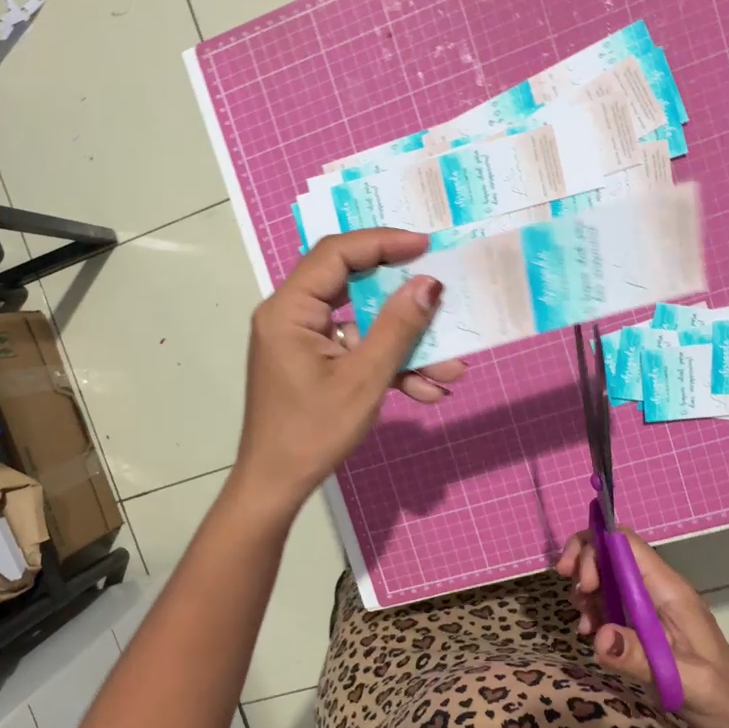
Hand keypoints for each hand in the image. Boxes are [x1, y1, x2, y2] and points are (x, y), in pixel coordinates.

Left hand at [234, 229, 465, 508]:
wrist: (277, 484)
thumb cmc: (312, 432)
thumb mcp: (363, 380)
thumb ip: (397, 328)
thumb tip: (429, 284)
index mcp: (290, 310)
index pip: (337, 254)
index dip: (383, 243)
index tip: (426, 245)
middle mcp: (292, 316)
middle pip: (353, 284)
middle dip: (403, 296)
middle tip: (442, 291)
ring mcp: (304, 341)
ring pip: (362, 324)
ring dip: (406, 343)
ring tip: (451, 363)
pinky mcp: (315, 364)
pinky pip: (356, 351)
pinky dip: (389, 366)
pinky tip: (428, 389)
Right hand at [556, 528, 728, 727]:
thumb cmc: (717, 694)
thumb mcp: (679, 679)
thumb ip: (637, 657)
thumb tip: (599, 637)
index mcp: (670, 590)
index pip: (627, 544)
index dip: (595, 548)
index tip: (579, 580)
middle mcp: (658, 589)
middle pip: (612, 553)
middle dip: (585, 565)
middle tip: (576, 600)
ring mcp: (651, 604)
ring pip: (608, 575)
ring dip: (587, 591)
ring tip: (584, 624)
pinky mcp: (644, 621)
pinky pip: (611, 600)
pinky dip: (594, 610)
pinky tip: (592, 635)